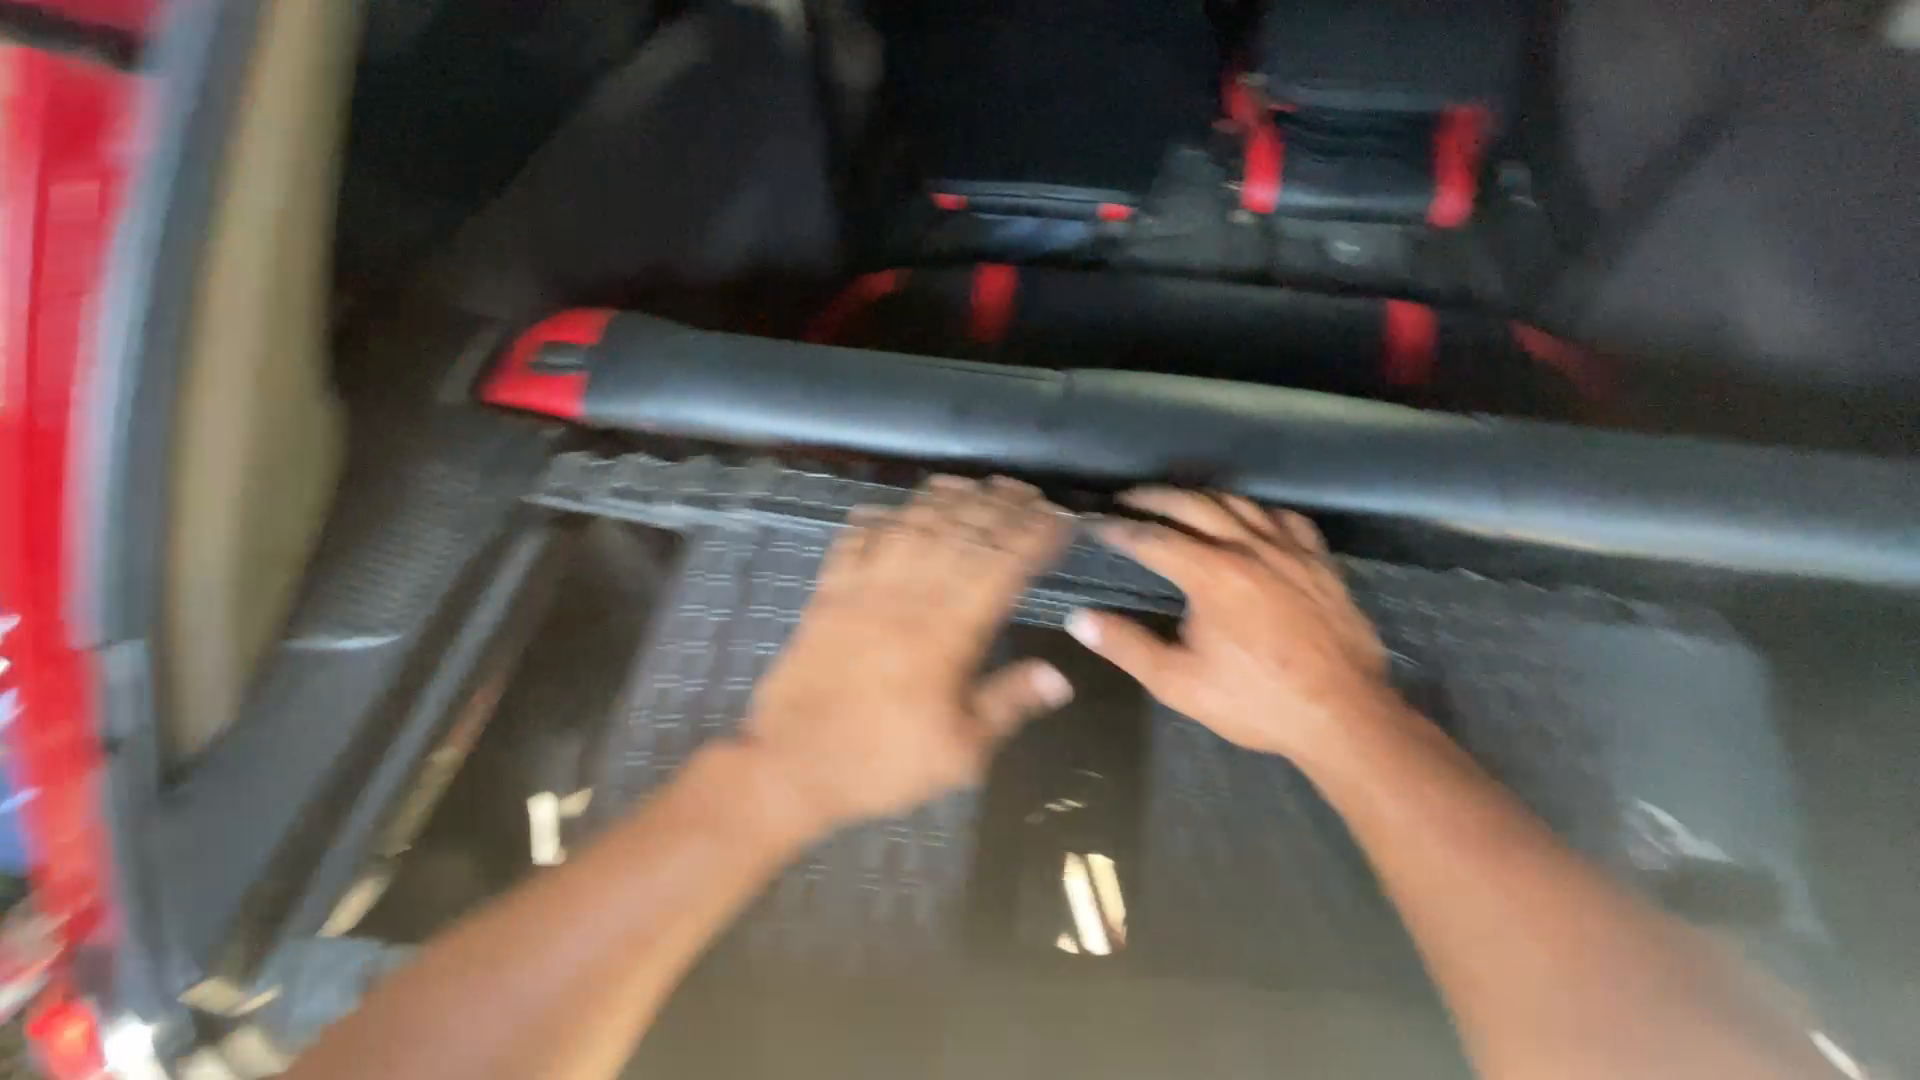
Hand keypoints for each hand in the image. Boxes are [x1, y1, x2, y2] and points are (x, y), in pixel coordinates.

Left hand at [738, 476, 1074, 831]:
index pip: (1002, 567)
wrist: (790, 766)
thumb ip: (1008, 704)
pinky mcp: (826, 596)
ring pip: (910, 528)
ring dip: (943, 500)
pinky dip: (873, 520)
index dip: (1033, 536)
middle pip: (961, 535)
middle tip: (1024, 488)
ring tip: (970, 483)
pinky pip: (851, 543)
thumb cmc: (883, 763)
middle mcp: (909, 598)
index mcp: (949, 634)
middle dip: (998, 506)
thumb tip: (1059, 675)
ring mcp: (862, 591)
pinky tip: (887, 507)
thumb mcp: (960, 752)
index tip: (1058, 517)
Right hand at [1065, 488, 1403, 763]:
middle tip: (1127, 500)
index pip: (1152, 537)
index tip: (1095, 524)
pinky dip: (1257, 512)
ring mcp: (1290, 550)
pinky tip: (1248, 521)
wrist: (1343, 715)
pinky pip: (1285, 518)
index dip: (1118, 528)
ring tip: (1178, 502)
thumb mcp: (1179, 682)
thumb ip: (1127, 646)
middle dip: (1153, 497)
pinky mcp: (1320, 561)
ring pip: (1239, 503)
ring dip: (1201, 497)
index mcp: (1211, 575)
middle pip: (1192, 504)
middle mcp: (1249, 548)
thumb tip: (1079, 619)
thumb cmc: (1255, 700)